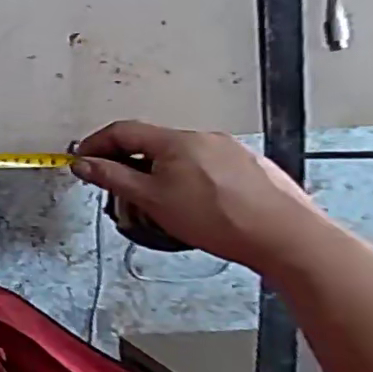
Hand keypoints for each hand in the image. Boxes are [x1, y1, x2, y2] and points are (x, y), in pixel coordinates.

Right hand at [71, 120, 339, 269]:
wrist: (290, 241)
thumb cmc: (222, 220)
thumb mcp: (150, 199)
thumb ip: (111, 176)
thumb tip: (83, 163)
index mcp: (177, 140)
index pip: (122, 131)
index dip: (95, 144)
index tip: (82, 159)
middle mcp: (206, 139)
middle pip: (152, 142)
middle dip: (127, 160)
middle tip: (116, 183)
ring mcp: (234, 152)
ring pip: (181, 155)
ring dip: (159, 170)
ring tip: (156, 199)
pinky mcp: (254, 169)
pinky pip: (208, 165)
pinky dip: (189, 178)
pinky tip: (194, 203)